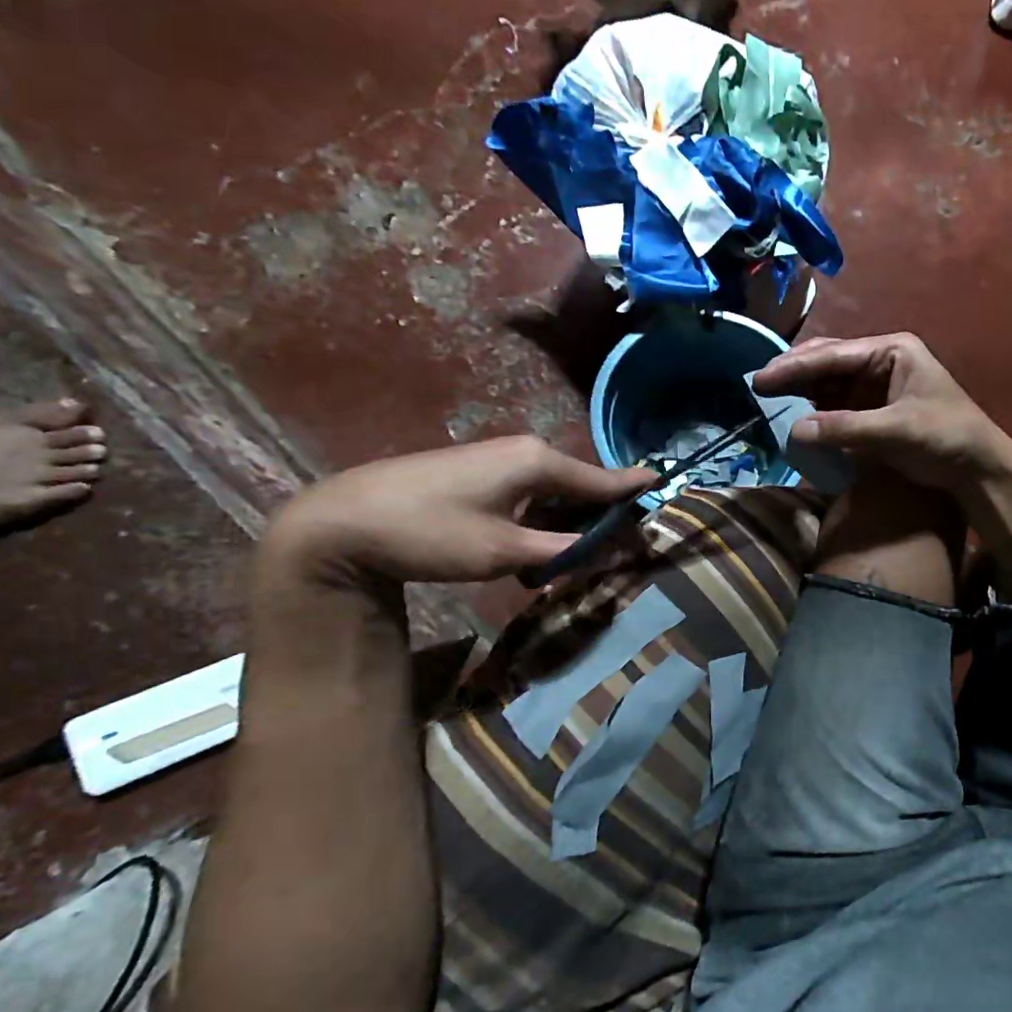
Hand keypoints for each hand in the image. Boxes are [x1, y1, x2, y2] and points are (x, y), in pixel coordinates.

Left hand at [264, 437, 653, 586]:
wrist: (341, 522)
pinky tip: (536, 547)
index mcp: (540, 461)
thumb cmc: (431, 533)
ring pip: (556, 492)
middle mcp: (526, 451)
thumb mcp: (505, 552)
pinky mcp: (480, 472)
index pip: (607, 479)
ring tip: (576, 560)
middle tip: (620, 553)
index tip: (670, 494)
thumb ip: (565, 550)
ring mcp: (500, 459)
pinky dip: (542, 519)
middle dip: (602, 518)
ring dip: (568, 524)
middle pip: (583, 486)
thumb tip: (611, 550)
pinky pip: (530, 493)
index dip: (638, 493)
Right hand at [749, 332, 1009, 490]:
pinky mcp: (875, 410)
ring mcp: (878, 385)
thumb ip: (846, 428)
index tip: (761, 380)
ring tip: (770, 400)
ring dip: (803, 392)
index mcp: (891, 350)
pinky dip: (817, 412)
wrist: (977, 468)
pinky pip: (838, 406)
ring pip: (830, 383)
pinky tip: (797, 418)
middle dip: (795, 373)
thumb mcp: (896, 430)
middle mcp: (881, 361)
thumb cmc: (946, 437)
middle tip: (759, 386)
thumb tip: (796, 431)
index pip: (834, 355)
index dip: (795, 367)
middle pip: (828, 362)